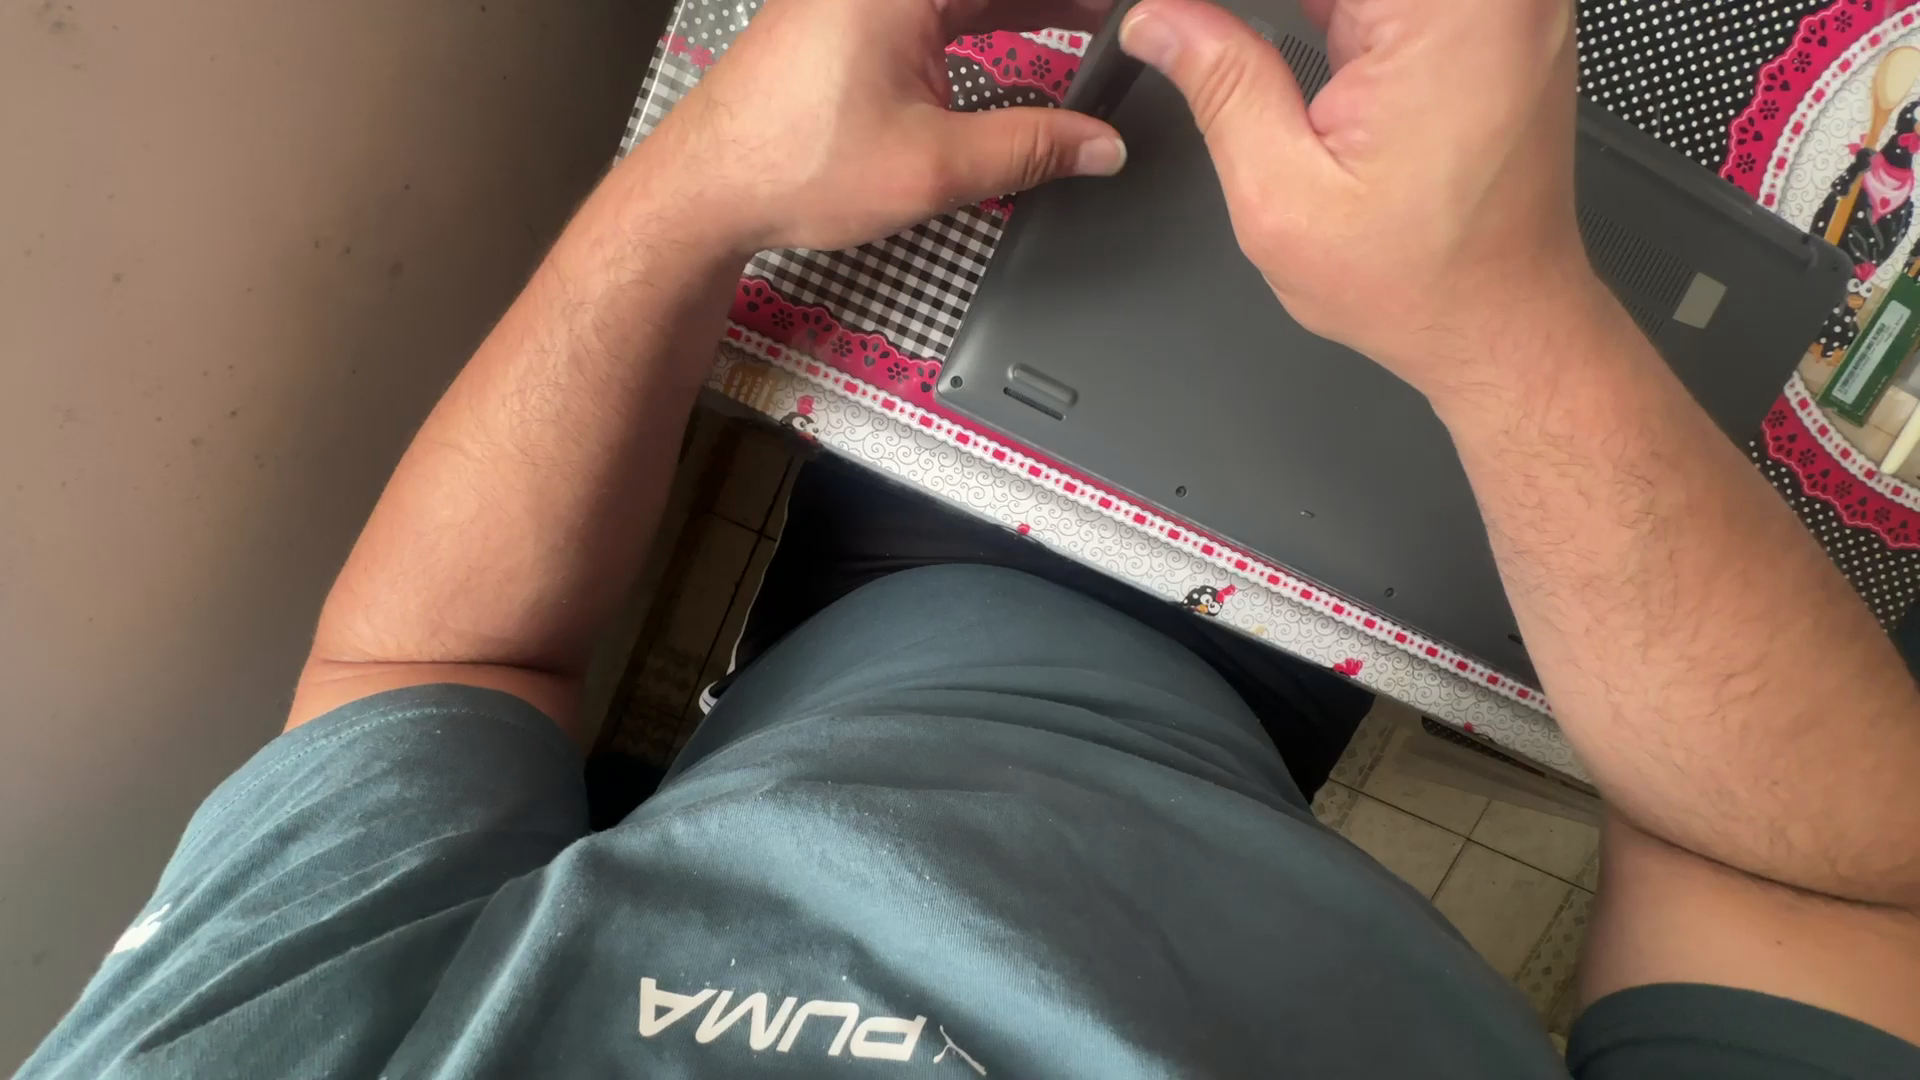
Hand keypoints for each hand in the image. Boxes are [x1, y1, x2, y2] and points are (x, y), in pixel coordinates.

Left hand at [637, 0, 1126, 254]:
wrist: (712, 188)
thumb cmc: (803, 168)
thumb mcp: (934, 165)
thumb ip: (1030, 149)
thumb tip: (1102, 146)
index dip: (1084, 4)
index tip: (1133, 21)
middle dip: (1063, 5)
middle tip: (1123, 31)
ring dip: (1030, 12)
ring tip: (1093, 36)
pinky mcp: (854, 20)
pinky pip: (940, 11)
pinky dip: (986, 30)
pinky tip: (1021, 49)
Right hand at [1119, 0, 1599, 398]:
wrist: (1488, 314)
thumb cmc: (1408, 279)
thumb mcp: (1279, 194)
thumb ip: (1222, 88)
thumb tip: (1161, 22)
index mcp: (1446, 10)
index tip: (1174, 15)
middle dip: (1262, 14)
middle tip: (1187, 31)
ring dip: (1296, 16)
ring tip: (1268, 92)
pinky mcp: (1487, 17)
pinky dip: (1332, 15)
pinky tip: (1303, 61)